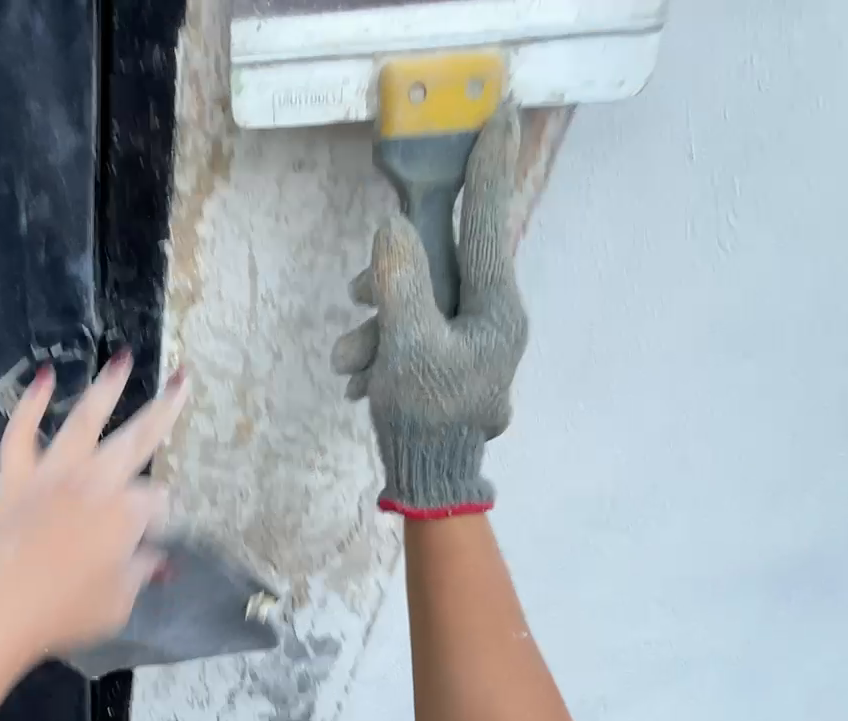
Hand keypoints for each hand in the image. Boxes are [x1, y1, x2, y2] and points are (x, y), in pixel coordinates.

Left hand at [0, 351, 187, 676]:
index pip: (157, 502)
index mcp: (126, 514)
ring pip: (84, 422)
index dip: (161, 518)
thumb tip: (153, 559)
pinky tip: (45, 378)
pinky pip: (22, 434)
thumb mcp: (116, 604)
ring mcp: (51, 476)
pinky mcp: (14, 479)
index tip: (153, 541)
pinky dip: (31, 404)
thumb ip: (138, 574)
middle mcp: (94, 483)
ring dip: (106, 389)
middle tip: (183, 379)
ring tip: (122, 359)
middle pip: (136, 440)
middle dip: (164, 410)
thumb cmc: (61, 614)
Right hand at [332, 105, 528, 518]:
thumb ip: (401, 286)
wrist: (429, 479)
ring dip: (376, 326)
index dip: (488, 169)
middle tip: (356, 294)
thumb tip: (393, 228)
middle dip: (391, 281)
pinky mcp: (452, 360)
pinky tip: (360, 376)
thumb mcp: (406, 348)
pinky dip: (383, 348)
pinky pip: (412, 333)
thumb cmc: (426, 415)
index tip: (498, 113)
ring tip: (349, 363)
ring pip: (418, 304)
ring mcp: (473, 340)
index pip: (486, 225)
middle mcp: (492, 317)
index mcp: (496, 308)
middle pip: (440, 267)